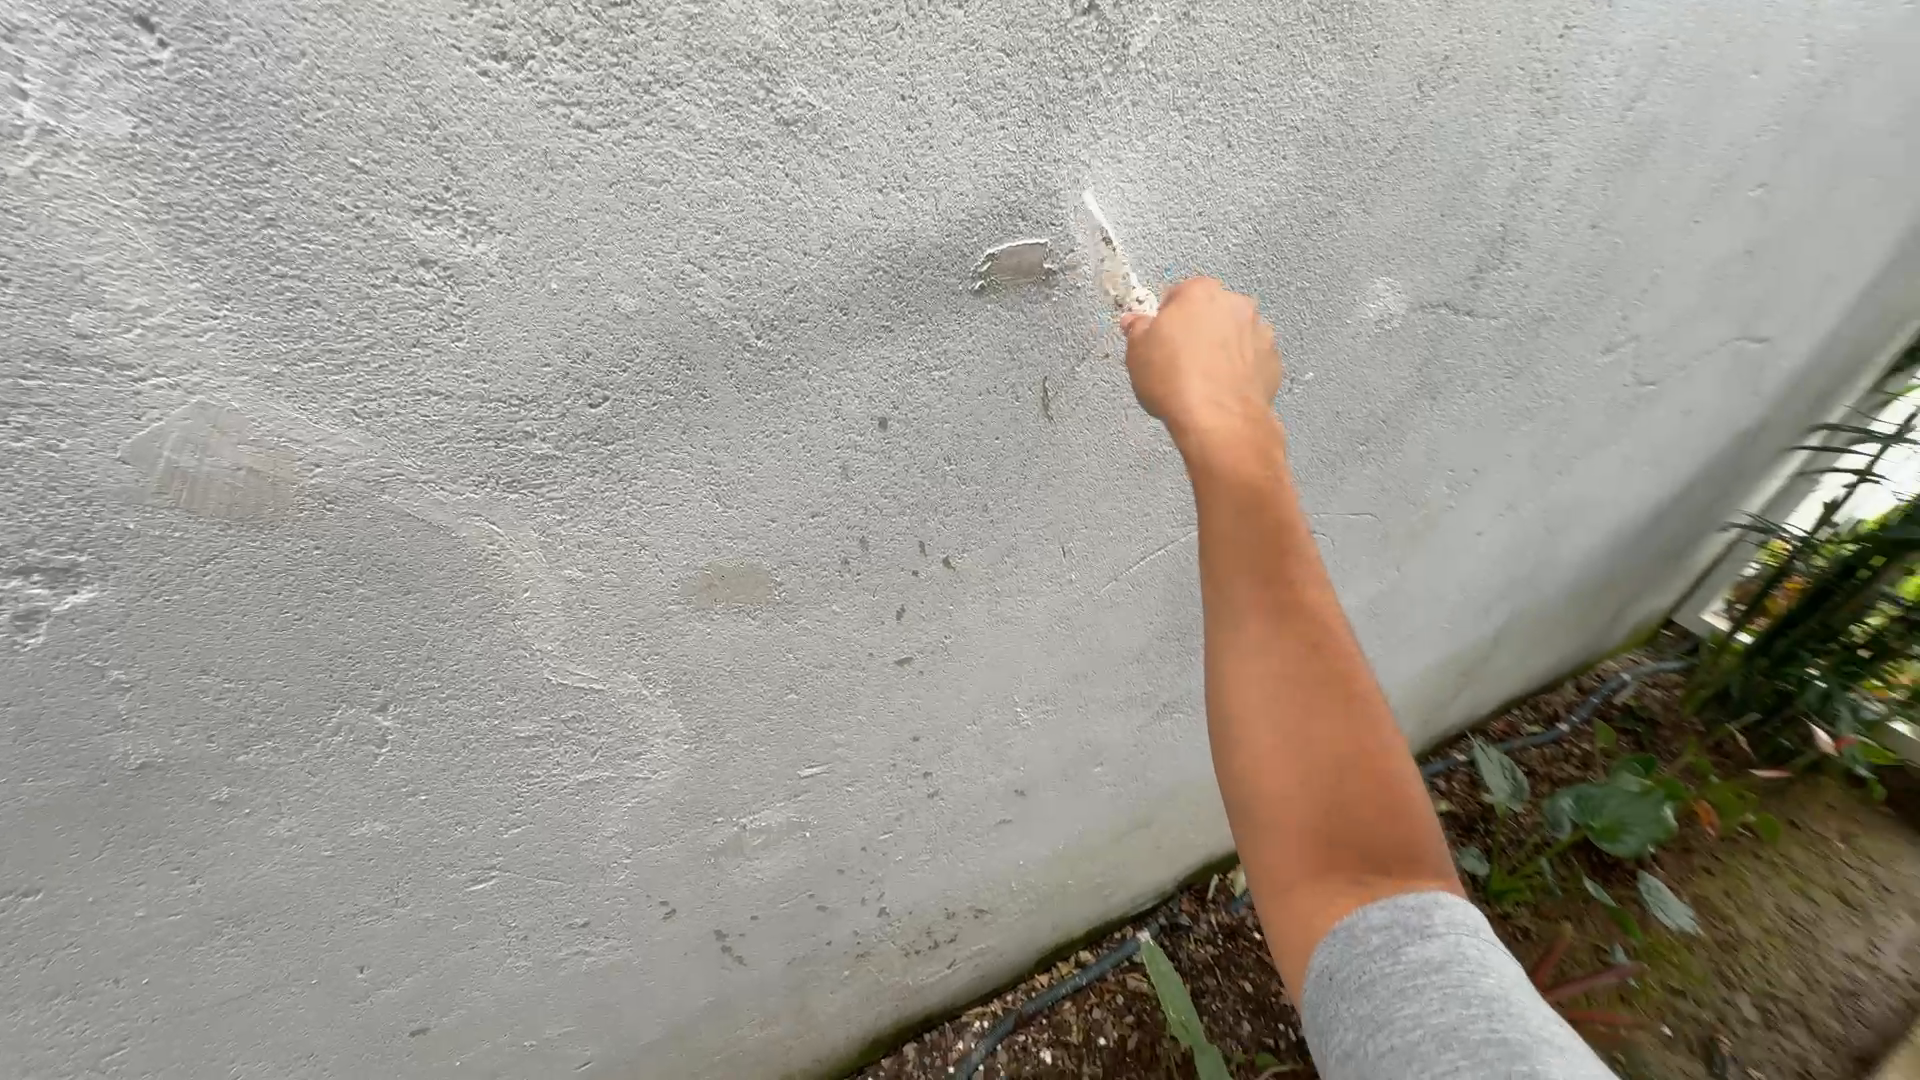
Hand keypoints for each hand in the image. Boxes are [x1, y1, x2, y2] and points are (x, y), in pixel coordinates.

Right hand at [1120, 278, 1281, 446]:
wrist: (1218, 418)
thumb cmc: (1175, 381)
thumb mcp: (1137, 353)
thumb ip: (1137, 329)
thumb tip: (1136, 322)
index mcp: (1199, 292)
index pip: (1177, 294)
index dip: (1164, 318)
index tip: (1157, 337)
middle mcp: (1234, 304)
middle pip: (1209, 311)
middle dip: (1195, 330)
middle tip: (1177, 359)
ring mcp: (1258, 331)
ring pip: (1233, 334)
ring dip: (1219, 348)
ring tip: (1200, 379)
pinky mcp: (1272, 359)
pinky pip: (1250, 358)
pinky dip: (1238, 368)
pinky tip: (1220, 389)